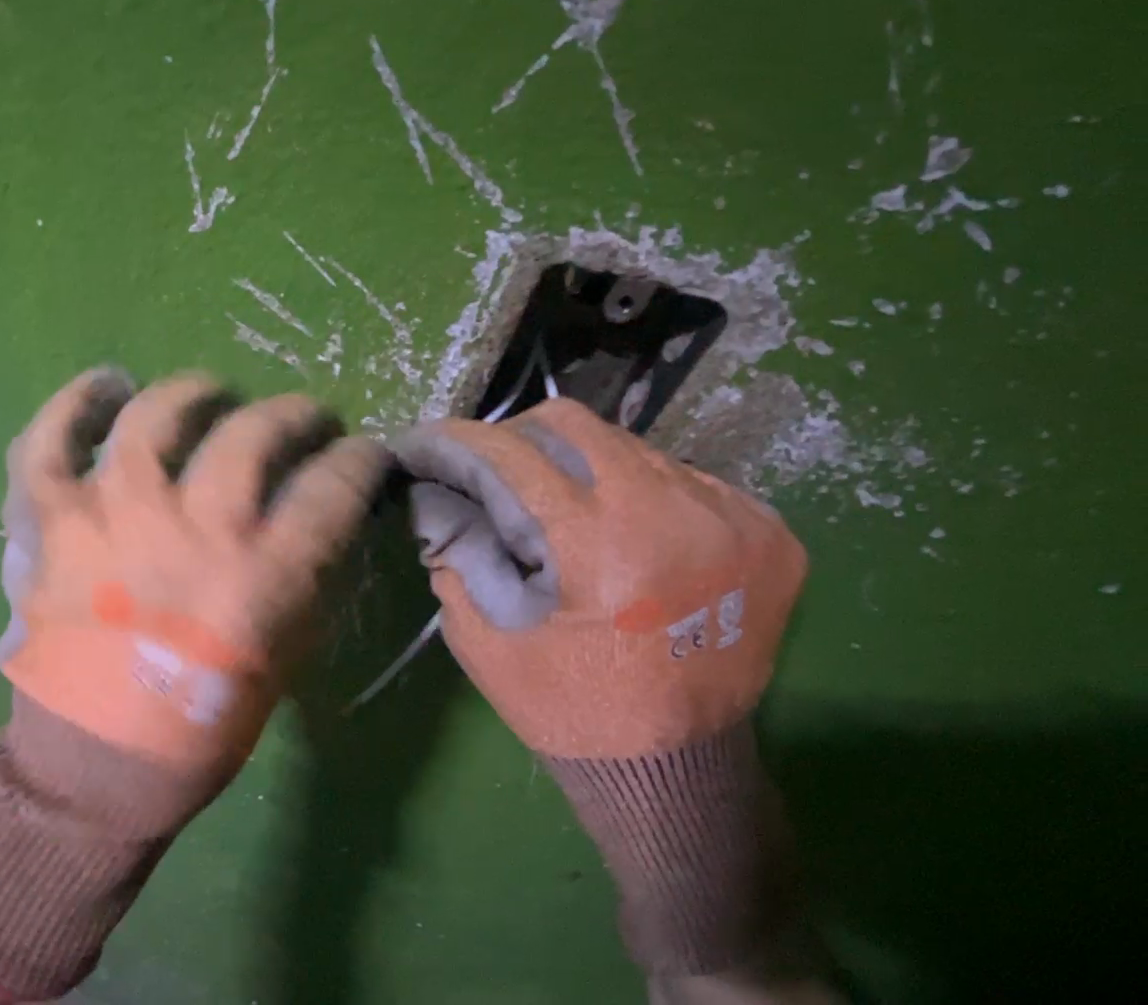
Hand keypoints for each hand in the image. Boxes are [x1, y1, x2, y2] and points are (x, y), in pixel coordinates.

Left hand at [0, 367, 389, 771]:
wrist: (93, 764)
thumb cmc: (200, 722)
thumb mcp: (285, 655)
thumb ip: (307, 574)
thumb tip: (321, 506)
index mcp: (260, 579)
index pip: (333, 486)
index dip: (359, 459)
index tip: (359, 452)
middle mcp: (188, 534)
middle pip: (252, 434)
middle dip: (291, 414)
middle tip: (297, 420)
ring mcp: (108, 520)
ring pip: (153, 418)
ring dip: (190, 394)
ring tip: (205, 394)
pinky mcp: (47, 523)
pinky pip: (49, 441)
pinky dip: (72, 406)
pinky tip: (105, 389)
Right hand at [394, 397, 805, 759]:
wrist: (675, 770)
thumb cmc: (565, 705)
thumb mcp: (484, 633)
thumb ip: (454, 548)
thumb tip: (434, 489)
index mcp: (599, 543)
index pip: (512, 453)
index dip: (457, 441)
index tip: (425, 444)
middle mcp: (674, 511)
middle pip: (572, 424)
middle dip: (515, 437)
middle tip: (491, 471)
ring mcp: (732, 517)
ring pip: (628, 447)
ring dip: (578, 467)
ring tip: (558, 509)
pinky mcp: (768, 532)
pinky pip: (680, 479)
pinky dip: (636, 493)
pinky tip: (621, 534)